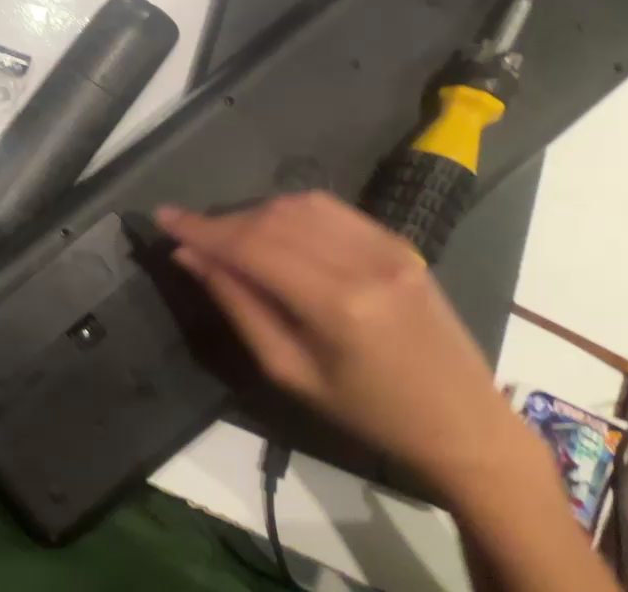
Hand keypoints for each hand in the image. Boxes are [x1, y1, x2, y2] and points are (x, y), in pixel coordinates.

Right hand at [155, 193, 532, 501]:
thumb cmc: (369, 411)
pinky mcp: (401, 243)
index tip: (162, 218)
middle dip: (222, 222)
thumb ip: (238, 305)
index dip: (200, 229)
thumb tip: (190, 256)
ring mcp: (389, 248)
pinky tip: (272, 230)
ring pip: (298, 205)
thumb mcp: (289, 371)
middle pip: (271, 220)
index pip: (251, 246)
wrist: (465, 423)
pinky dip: (289, 211)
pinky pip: (330, 209)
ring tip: (229, 236)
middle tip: (189, 236)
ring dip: (253, 213)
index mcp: (338, 305)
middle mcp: (365, 263)